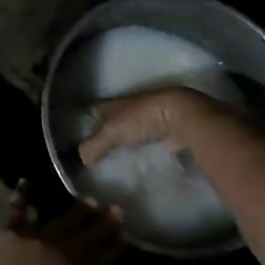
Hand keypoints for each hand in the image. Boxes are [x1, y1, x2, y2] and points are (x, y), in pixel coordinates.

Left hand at [0, 183, 124, 264]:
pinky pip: (18, 208)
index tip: (126, 233)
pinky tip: (25, 182)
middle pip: (90, 235)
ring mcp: (37, 239)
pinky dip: (22, 195)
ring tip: (89, 200)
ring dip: (78, 210)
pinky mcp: (10, 231)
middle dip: (104, 222)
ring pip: (63, 219)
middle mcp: (64, 255)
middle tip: (115, 208)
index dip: (117, 246)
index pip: (105, 260)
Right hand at [77, 87, 222, 165]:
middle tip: (101, 154)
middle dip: (107, 134)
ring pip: (131, 130)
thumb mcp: (110, 133)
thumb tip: (83, 160)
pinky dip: (144, 147)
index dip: (88, 123)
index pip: (94, 111)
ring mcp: (148, 117)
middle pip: (112, 121)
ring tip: (119, 159)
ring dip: (126, 141)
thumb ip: (93, 146)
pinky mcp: (165, 128)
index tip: (84, 139)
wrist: (181, 116)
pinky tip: (140, 159)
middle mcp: (128, 107)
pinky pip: (148, 139)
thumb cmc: (141, 119)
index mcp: (112, 104)